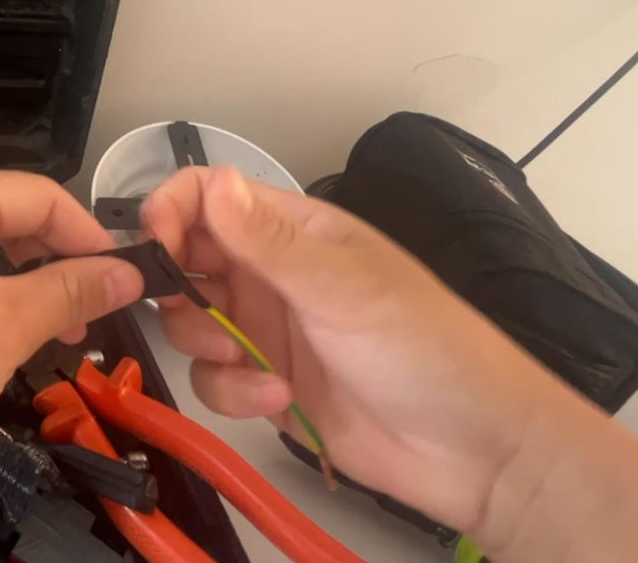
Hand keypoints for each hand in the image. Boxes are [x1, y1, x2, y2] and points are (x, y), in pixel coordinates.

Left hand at [0, 167, 143, 562]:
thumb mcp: (4, 328)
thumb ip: (71, 290)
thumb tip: (121, 272)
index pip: (37, 195)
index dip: (89, 236)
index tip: (125, 274)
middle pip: (8, 218)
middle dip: (58, 262)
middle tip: (94, 310)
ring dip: (27, 284)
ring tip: (55, 331)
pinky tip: (8, 334)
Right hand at [143, 164, 556, 532]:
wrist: (483, 457)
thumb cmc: (425, 347)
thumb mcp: (343, 287)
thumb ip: (268, 239)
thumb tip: (214, 179)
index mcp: (287, 230)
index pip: (206, 196)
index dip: (170, 211)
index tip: (154, 245)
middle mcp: (264, 272)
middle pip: (183, 257)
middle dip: (175, 284)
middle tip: (189, 309)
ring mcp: (260, 329)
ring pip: (186, 319)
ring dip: (203, 341)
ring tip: (248, 362)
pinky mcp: (262, 383)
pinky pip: (211, 377)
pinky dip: (231, 391)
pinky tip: (277, 400)